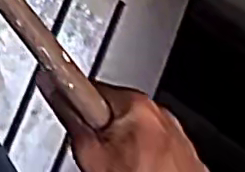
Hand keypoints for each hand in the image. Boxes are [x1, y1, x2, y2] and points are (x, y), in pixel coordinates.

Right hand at [48, 82, 207, 171]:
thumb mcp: (90, 153)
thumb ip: (68, 114)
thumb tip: (49, 82)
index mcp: (137, 104)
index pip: (91, 88)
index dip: (79, 108)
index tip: (73, 114)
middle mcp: (164, 115)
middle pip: (118, 111)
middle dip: (107, 130)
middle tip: (102, 155)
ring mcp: (183, 140)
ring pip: (141, 132)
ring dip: (131, 145)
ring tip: (124, 167)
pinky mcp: (195, 162)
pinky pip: (163, 151)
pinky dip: (152, 160)